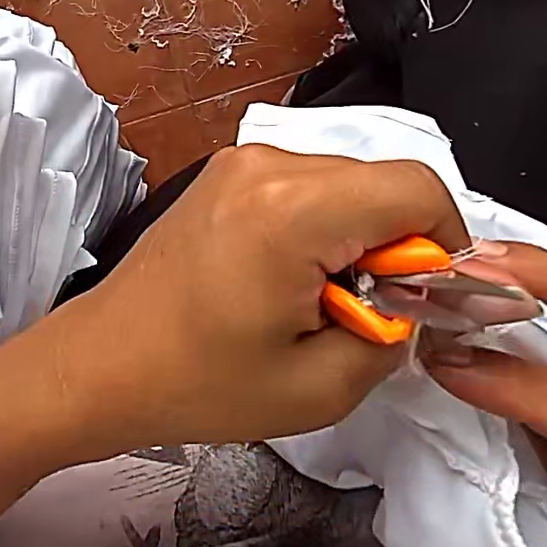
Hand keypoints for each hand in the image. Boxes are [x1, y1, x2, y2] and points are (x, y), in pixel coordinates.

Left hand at [35, 144, 469, 453]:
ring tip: (324, 290)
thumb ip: (393, 336)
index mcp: (293, 210)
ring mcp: (247, 159)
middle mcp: (270, 165)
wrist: (103, 360)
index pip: (415, 186)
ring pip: (352, 179)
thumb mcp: (318, 388)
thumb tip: (417, 296)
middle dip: (398, 242)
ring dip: (360, 231)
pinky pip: (313, 181)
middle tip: (369, 302)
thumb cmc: (196, 381)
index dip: (444, 237)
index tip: (428, 287)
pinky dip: (326, 220)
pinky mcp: (234, 167)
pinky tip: (294, 268)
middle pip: (384, 181)